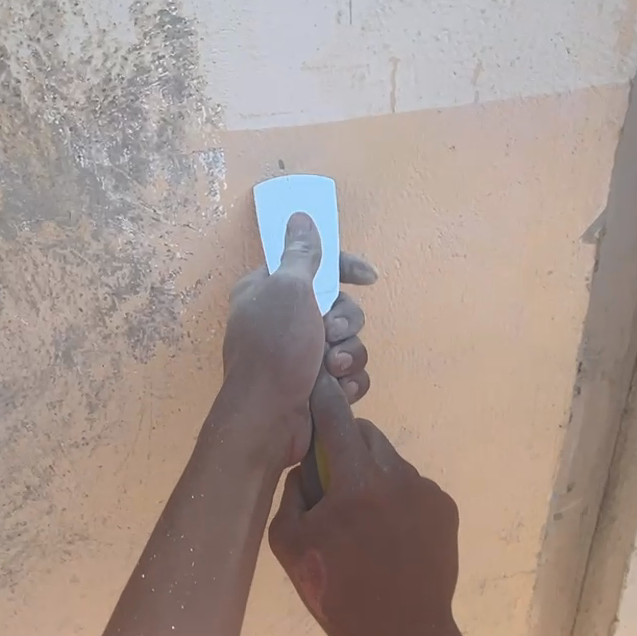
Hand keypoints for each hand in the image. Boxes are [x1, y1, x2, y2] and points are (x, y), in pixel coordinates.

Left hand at [219, 213, 378, 466]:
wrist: (268, 420)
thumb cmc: (274, 348)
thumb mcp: (288, 290)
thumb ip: (301, 254)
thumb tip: (299, 215)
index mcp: (270, 290)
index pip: (315, 265)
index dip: (344, 267)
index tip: (368, 277)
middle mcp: (285, 318)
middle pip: (339, 305)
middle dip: (345, 321)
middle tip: (331, 335)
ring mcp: (301, 353)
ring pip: (349, 340)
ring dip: (348, 354)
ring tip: (332, 370)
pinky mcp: (317, 384)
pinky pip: (350, 373)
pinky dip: (348, 381)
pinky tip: (337, 390)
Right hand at [269, 377, 478, 635]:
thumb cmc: (337, 591)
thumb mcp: (288, 543)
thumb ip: (291, 493)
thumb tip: (306, 468)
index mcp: (355, 480)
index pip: (335, 417)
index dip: (322, 396)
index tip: (316, 380)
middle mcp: (395, 474)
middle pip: (366, 433)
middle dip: (347, 443)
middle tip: (334, 478)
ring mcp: (425, 490)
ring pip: (390, 460)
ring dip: (372, 473)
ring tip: (365, 517)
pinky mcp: (444, 508)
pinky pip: (412, 486)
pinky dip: (397, 496)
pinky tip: (390, 534)